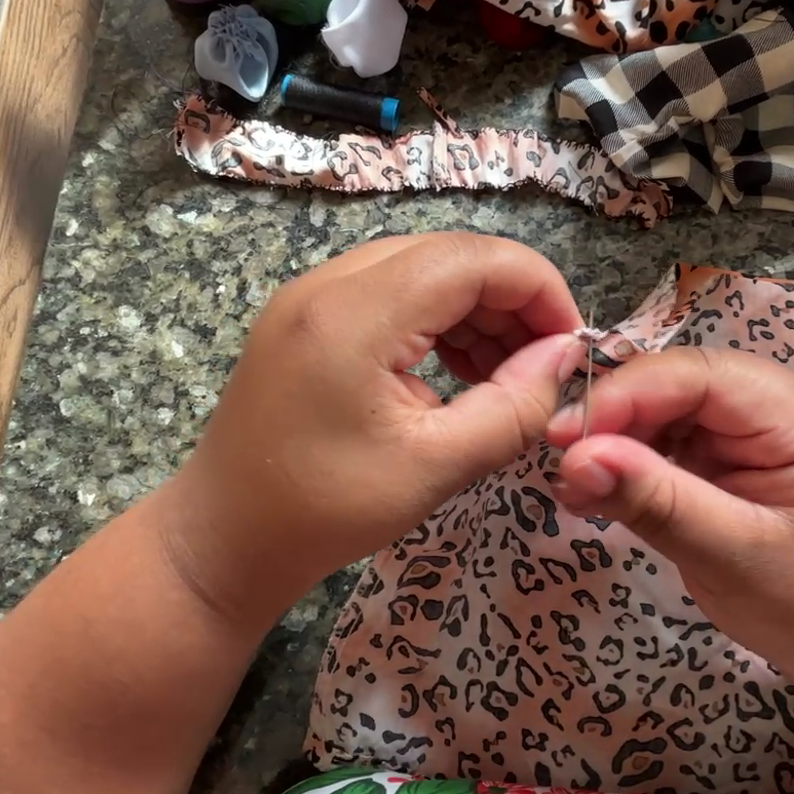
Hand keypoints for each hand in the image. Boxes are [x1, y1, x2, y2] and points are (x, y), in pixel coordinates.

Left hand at [156, 233, 583, 631]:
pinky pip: (387, 294)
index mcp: (353, 314)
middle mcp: (326, 283)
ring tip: (503, 375)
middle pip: (447, 255)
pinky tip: (456, 369)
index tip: (571, 347)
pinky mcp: (304, 317)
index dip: (537, 290)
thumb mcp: (434, 467)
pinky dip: (433, 321)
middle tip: (541, 367)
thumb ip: (512, 407)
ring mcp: (309, 296)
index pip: (472, 259)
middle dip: (509, 301)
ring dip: (473, 311)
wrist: (222, 537)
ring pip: (419, 270)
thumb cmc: (323, 512)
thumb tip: (565, 357)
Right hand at [544, 347, 793, 685]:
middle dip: (615, 418)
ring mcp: (755, 426)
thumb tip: (574, 457)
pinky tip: (603, 489)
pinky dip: (632, 460)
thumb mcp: (735, 559)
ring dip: (617, 440)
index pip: (699, 375)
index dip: (624, 395)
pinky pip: (671, 435)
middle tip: (563, 469)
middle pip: (677, 382)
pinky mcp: (733, 450)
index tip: (562, 437)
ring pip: (665, 406)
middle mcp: (779, 404)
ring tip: (577, 487)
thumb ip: (656, 502)